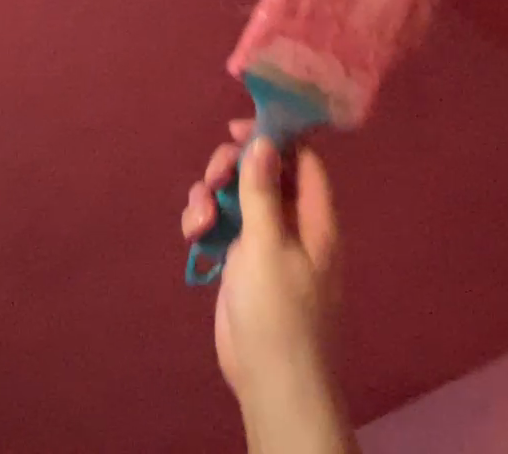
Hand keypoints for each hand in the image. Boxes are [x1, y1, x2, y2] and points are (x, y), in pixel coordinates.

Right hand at [182, 120, 352, 452]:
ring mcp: (264, 242)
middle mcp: (292, 224)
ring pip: (236, 197)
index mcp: (314, 218)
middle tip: (214, 178)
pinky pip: (222, 224)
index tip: (236, 128)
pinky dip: (205, 222)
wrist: (271, 380)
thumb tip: (263, 140)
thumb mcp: (268, 245)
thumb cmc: (279, 311)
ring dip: (212, 197)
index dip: (273, 137)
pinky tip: (194, 236)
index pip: (302, 160)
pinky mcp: (240, 261)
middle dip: (232, 168)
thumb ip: (264, 191)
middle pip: (262, 173)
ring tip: (199, 221)